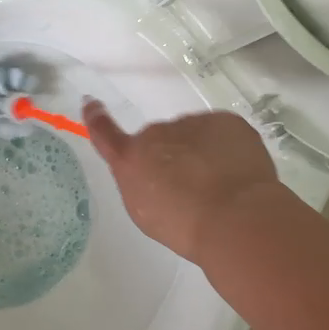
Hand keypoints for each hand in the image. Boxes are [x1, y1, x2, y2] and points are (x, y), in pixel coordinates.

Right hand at [81, 99, 281, 264]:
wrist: (232, 216)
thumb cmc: (183, 225)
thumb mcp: (146, 210)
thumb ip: (142, 182)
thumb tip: (156, 169)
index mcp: (130, 160)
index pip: (105, 134)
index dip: (97, 118)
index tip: (91, 103)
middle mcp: (154, 134)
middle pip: (160, 140)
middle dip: (172, 156)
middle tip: (191, 188)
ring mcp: (190, 123)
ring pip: (193, 135)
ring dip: (200, 153)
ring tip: (218, 186)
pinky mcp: (223, 120)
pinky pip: (220, 132)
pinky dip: (226, 148)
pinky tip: (236, 173)